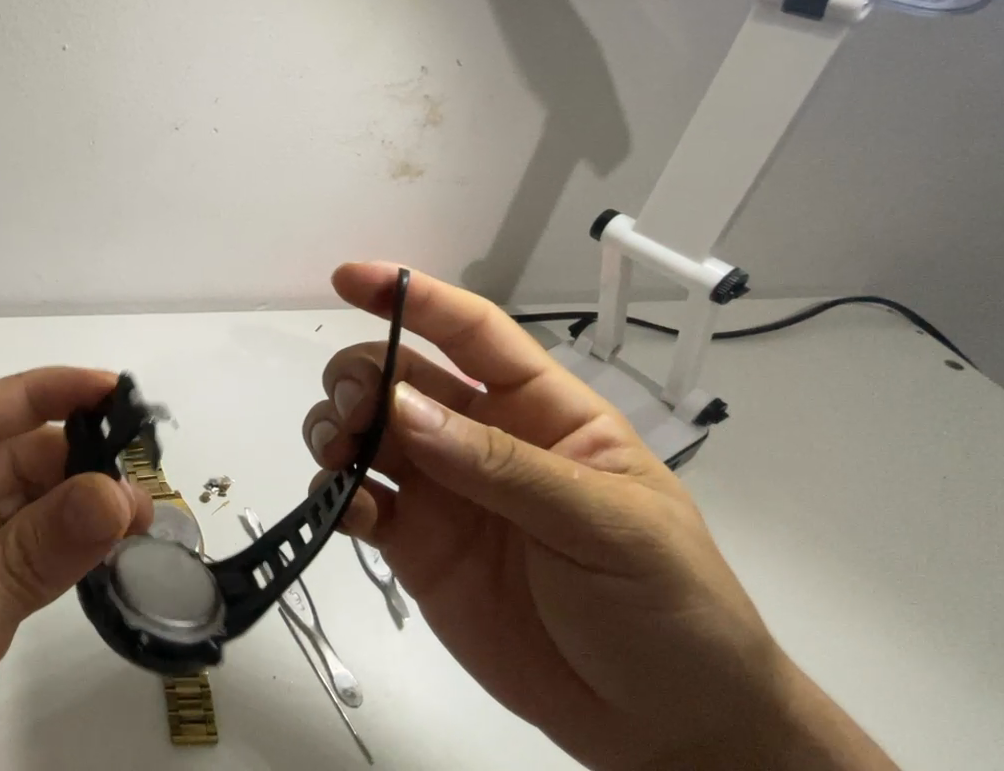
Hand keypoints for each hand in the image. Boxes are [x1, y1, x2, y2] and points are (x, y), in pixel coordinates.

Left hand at [0, 369, 150, 770]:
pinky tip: (115, 545)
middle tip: (145, 468)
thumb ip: (31, 554)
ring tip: (145, 512)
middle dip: (73, 458)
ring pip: (26, 510)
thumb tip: (118, 493)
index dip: (41, 393)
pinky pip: (32, 560)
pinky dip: (73, 551)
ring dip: (81, 506)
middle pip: (7, 460)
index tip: (110, 387)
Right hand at [304, 263, 897, 770]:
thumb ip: (502, 465)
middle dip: (361, 377)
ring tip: (337, 454)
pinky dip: (335, 494)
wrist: (663, 727)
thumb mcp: (607, 526)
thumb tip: (401, 408)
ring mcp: (441, 491)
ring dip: (335, 427)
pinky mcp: (413, 543)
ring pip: (362, 430)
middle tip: (354, 411)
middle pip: (397, 375)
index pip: (471, 333)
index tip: (348, 277)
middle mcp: (478, 438)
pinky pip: (355, 499)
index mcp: (540, 412)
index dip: (412, 297)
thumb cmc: (668, 608)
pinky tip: (347, 511)